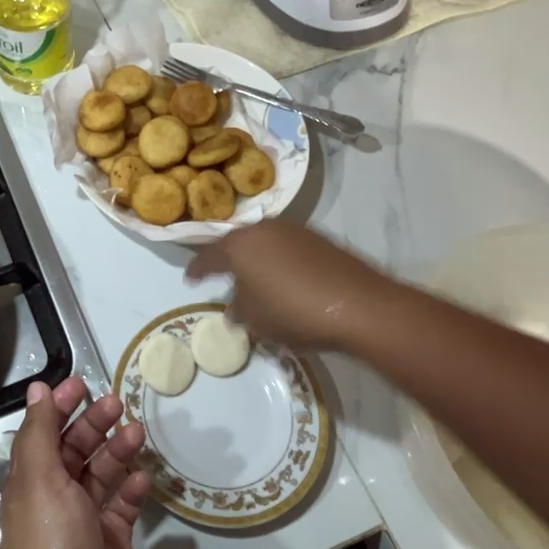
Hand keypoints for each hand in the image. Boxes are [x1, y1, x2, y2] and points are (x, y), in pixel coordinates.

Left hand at [0, 376, 150, 548]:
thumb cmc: (53, 548)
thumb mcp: (40, 482)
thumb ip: (41, 433)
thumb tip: (37, 389)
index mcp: (30, 482)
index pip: (43, 433)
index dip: (59, 406)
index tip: (81, 382)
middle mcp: (55, 497)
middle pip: (75, 449)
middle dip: (93, 423)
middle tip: (116, 401)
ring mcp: (85, 521)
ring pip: (101, 474)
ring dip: (117, 451)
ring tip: (137, 433)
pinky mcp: (112, 542)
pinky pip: (123, 506)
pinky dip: (133, 489)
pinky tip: (143, 478)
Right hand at [185, 219, 396, 351]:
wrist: (359, 305)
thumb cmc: (295, 311)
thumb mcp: (256, 319)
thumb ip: (238, 310)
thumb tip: (234, 307)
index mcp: (240, 245)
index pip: (208, 256)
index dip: (196, 269)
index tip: (189, 280)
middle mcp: (264, 229)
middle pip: (237, 243)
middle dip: (228, 260)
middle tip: (221, 277)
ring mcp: (294, 231)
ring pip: (264, 243)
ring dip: (256, 260)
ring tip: (255, 281)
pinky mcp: (319, 240)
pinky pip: (287, 248)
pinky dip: (279, 262)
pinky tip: (284, 281)